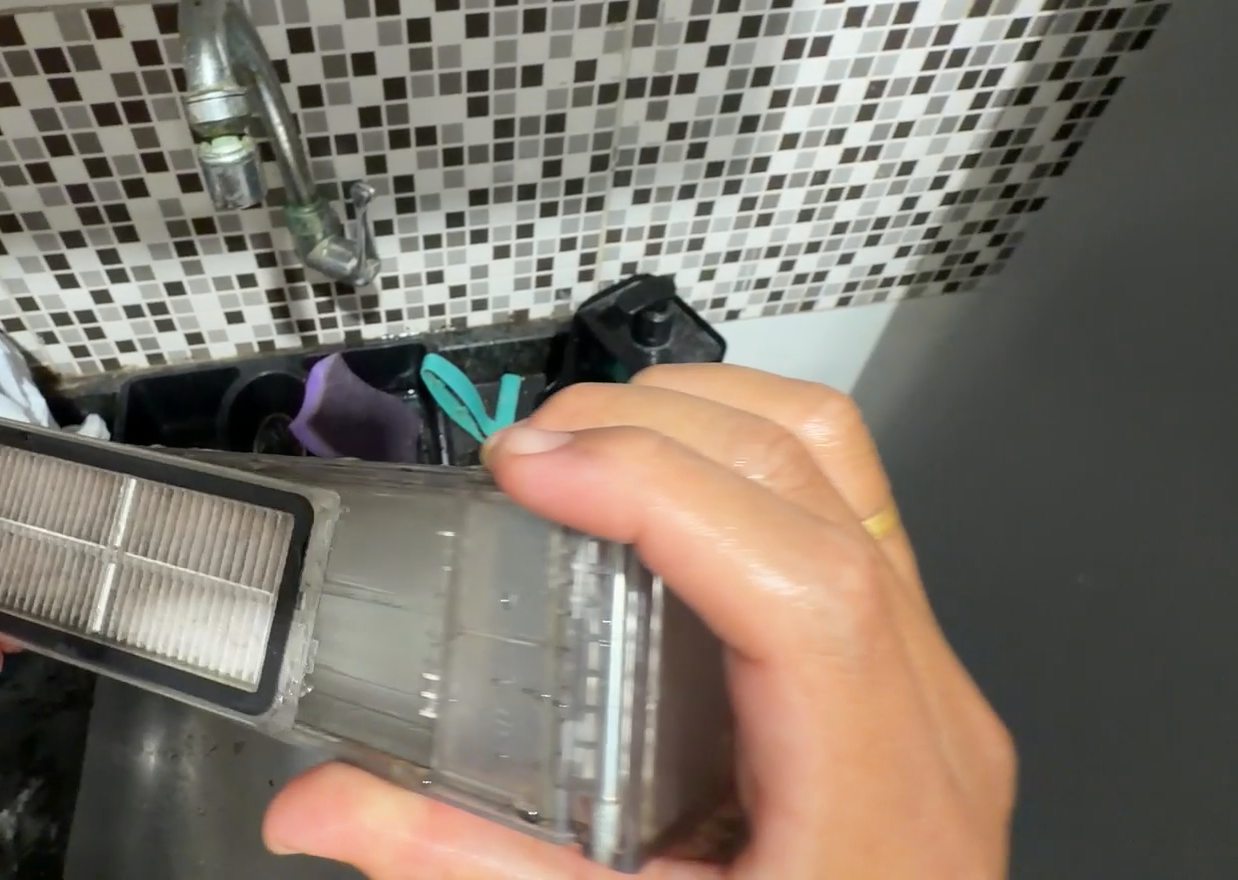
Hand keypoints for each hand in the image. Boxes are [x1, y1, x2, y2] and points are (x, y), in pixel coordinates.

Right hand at [265, 365, 1014, 877]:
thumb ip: (464, 864)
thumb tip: (323, 804)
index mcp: (869, 786)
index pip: (796, 581)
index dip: (655, 490)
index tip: (530, 468)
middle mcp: (914, 695)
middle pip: (804, 478)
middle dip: (643, 426)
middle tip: (528, 450)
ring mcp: (913, 647)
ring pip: (827, 447)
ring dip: (694, 404)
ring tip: (584, 430)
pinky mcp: (888, 627)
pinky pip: (832, 470)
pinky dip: (733, 423)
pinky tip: (661, 447)